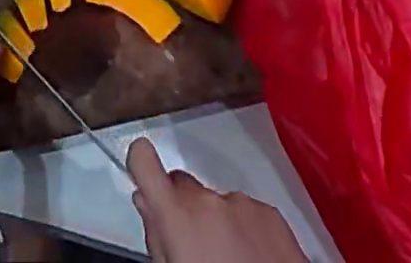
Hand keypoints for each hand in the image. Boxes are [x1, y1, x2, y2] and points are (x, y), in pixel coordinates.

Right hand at [127, 138, 310, 262]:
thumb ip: (156, 236)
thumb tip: (146, 205)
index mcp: (177, 215)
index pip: (144, 159)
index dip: (140, 161)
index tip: (140, 167)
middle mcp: (208, 200)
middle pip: (183, 185)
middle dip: (183, 208)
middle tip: (194, 248)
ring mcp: (242, 203)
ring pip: (216, 202)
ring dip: (217, 223)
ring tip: (229, 261)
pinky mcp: (271, 213)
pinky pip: (246, 211)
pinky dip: (245, 230)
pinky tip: (251, 260)